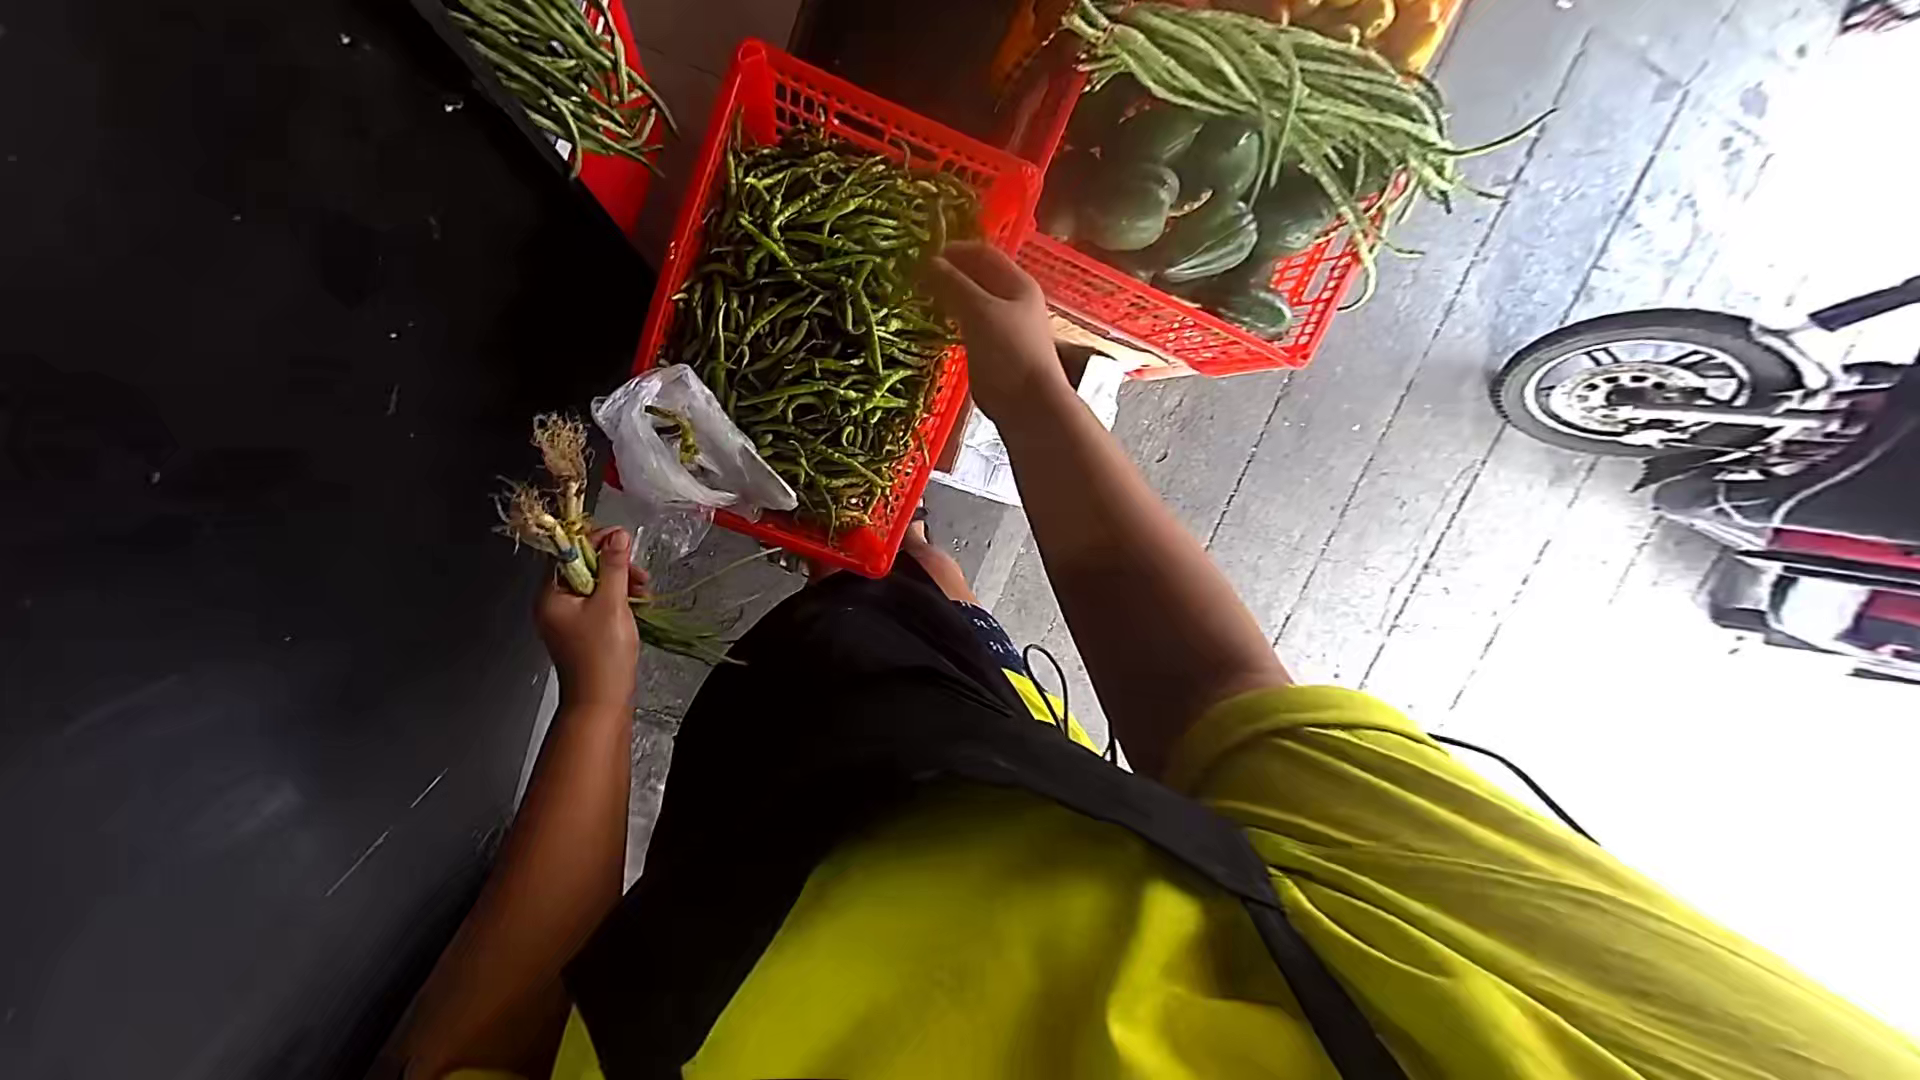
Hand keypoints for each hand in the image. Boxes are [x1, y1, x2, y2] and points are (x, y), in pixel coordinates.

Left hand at [535, 527, 646, 707]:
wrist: (602, 699)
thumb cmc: (602, 654)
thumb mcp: (611, 603)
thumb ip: (614, 566)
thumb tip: (617, 535)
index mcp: (550, 596)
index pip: (567, 553)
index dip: (594, 542)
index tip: (621, 540)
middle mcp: (553, 603)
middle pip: (582, 567)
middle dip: (613, 565)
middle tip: (637, 573)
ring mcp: (568, 616)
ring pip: (594, 583)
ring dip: (620, 580)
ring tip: (642, 590)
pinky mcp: (583, 627)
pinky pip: (599, 600)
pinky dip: (618, 597)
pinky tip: (636, 603)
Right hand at [926, 242, 1071, 424]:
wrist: (1031, 406)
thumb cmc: (1008, 355)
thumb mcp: (978, 312)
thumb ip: (953, 284)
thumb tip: (928, 262)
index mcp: (1017, 284)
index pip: (982, 254)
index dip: (952, 250)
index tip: (921, 255)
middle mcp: (1017, 302)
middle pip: (980, 277)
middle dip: (950, 273)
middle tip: (918, 279)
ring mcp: (1010, 330)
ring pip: (977, 304)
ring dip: (952, 299)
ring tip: (926, 301)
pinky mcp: (1001, 354)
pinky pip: (975, 328)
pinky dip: (957, 322)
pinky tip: (943, 329)